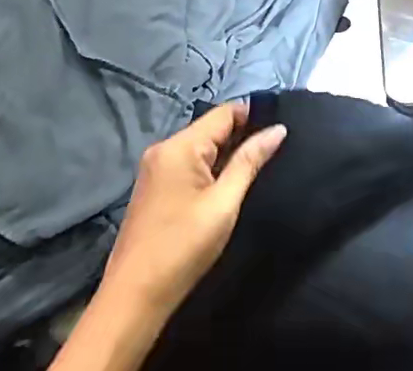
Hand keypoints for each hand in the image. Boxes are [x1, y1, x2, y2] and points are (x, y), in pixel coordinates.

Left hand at [101, 101, 287, 313]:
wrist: (132, 301)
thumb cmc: (182, 248)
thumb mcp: (224, 202)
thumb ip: (250, 160)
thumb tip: (278, 129)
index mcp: (179, 146)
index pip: (226, 112)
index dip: (255, 117)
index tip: (279, 134)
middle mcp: (163, 149)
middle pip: (213, 127)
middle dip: (242, 137)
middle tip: (271, 155)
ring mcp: (155, 169)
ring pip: (202, 146)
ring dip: (226, 155)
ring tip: (254, 171)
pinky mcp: (154, 188)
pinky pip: (190, 163)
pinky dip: (210, 169)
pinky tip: (225, 187)